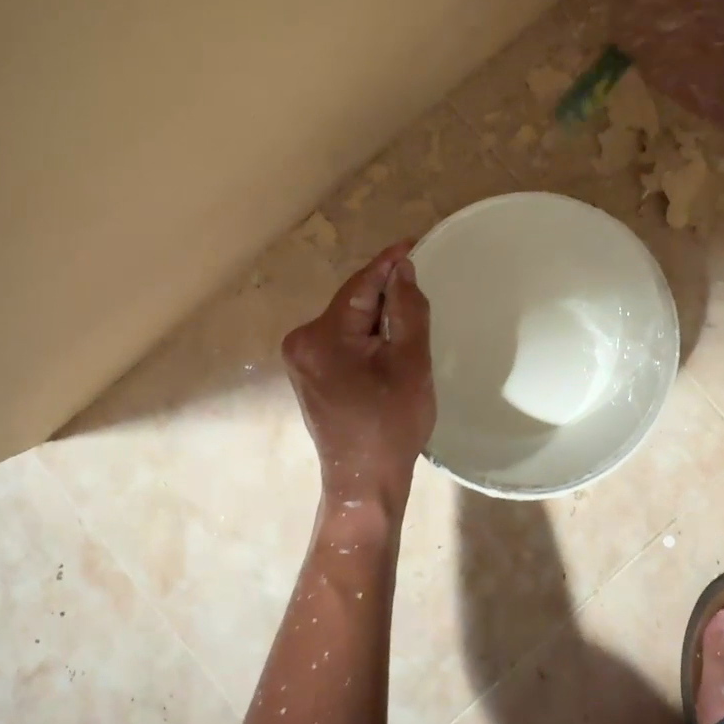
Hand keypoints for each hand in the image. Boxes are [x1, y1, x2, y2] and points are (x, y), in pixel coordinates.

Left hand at [282, 240, 435, 507]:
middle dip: (386, 293)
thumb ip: (407, 309)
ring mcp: (301, 359)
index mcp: (322, 335)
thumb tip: (401, 269)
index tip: (414, 241)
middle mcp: (302, 341)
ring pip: (349, 321)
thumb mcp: (410, 362)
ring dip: (378, 316)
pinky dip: (367, 336)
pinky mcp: (309, 374)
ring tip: (412, 315)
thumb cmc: (391, 424)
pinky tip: (390, 342)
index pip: (361, 285)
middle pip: (353, 302)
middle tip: (422, 285)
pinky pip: (343, 340)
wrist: (364, 482)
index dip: (389, 262)